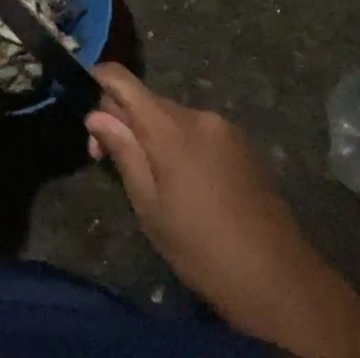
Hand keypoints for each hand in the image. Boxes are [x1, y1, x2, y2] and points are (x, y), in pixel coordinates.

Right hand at [85, 63, 292, 297]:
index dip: (97, 81)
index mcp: (171, 128)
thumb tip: (95, 115)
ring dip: (151, 134)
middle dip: (122, 120)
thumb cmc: (201, 248)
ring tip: (145, 177)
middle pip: (147, 101)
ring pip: (172, 117)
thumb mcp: (149, 206)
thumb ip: (123, 152)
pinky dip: (178, 144)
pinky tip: (180, 182)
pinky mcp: (242, 147)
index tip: (80, 102)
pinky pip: (196, 131)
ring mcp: (225, 130)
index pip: (123, 80)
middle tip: (105, 159)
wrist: (279, 280)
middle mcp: (199, 116)